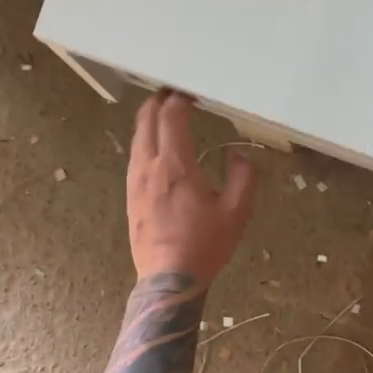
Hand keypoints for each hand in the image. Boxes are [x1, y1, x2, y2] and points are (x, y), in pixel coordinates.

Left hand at [127, 89, 257, 279]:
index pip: (171, 118)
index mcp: (175, 165)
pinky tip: (156, 150)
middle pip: (146, 121)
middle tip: (172, 95)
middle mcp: (149, 167)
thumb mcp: (236, 212)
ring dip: (149, 122)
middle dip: (158, 102)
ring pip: (137, 138)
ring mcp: (135, 182)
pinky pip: (135, 158)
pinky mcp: (130, 196)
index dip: (179, 100)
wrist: (169, 278)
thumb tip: (238, 156)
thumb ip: (243, 177)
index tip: (191, 94)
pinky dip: (145, 142)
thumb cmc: (205, 245)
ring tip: (163, 117)